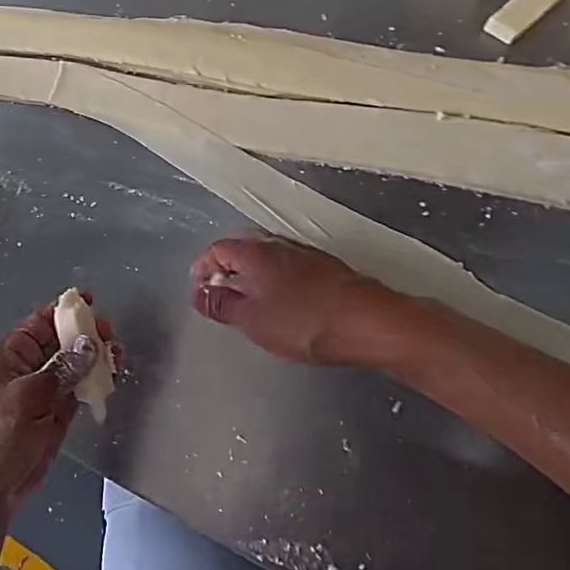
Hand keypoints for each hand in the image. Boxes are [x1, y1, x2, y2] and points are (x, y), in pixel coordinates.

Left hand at [0, 299, 115, 522]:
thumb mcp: (30, 397)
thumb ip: (62, 369)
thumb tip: (88, 344)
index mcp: (13, 354)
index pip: (42, 322)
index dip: (66, 310)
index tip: (90, 302)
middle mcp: (30, 368)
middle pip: (64, 341)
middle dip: (88, 335)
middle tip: (110, 337)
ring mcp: (45, 391)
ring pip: (76, 365)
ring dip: (97, 359)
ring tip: (118, 356)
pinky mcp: (57, 413)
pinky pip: (80, 388)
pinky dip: (96, 382)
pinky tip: (112, 378)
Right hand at [191, 236, 414, 367]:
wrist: (369, 322)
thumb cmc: (305, 321)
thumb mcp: (252, 320)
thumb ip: (222, 306)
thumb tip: (200, 294)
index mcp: (255, 253)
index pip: (217, 249)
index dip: (202, 269)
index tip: (199, 291)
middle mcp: (279, 246)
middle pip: (242, 252)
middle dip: (227, 274)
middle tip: (221, 300)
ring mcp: (306, 256)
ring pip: (268, 261)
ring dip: (254, 280)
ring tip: (252, 308)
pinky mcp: (327, 270)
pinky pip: (290, 271)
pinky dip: (278, 285)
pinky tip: (285, 309)